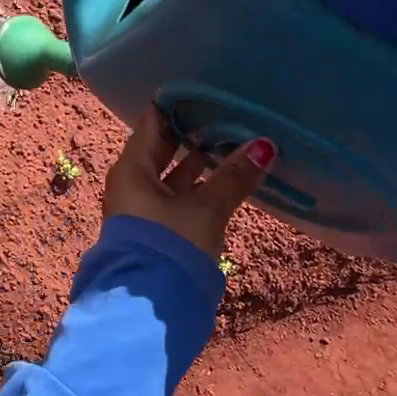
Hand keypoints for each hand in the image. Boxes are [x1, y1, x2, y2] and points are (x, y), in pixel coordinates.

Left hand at [104, 107, 274, 256]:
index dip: (175, 106)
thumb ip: (234, 178)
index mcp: (132, 168)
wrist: (149, 305)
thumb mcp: (205, 209)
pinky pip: (178, 196)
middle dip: (191, 135)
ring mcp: (143, 207)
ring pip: (172, 175)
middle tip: (224, 114)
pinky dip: (199, 186)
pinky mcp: (158, 230)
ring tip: (232, 143)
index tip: (202, 90)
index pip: (152, 124)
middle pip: (162, 149)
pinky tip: (225, 182)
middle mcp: (132, 183)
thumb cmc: (171, 245)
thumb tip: (264, 144)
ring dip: (199, 163)